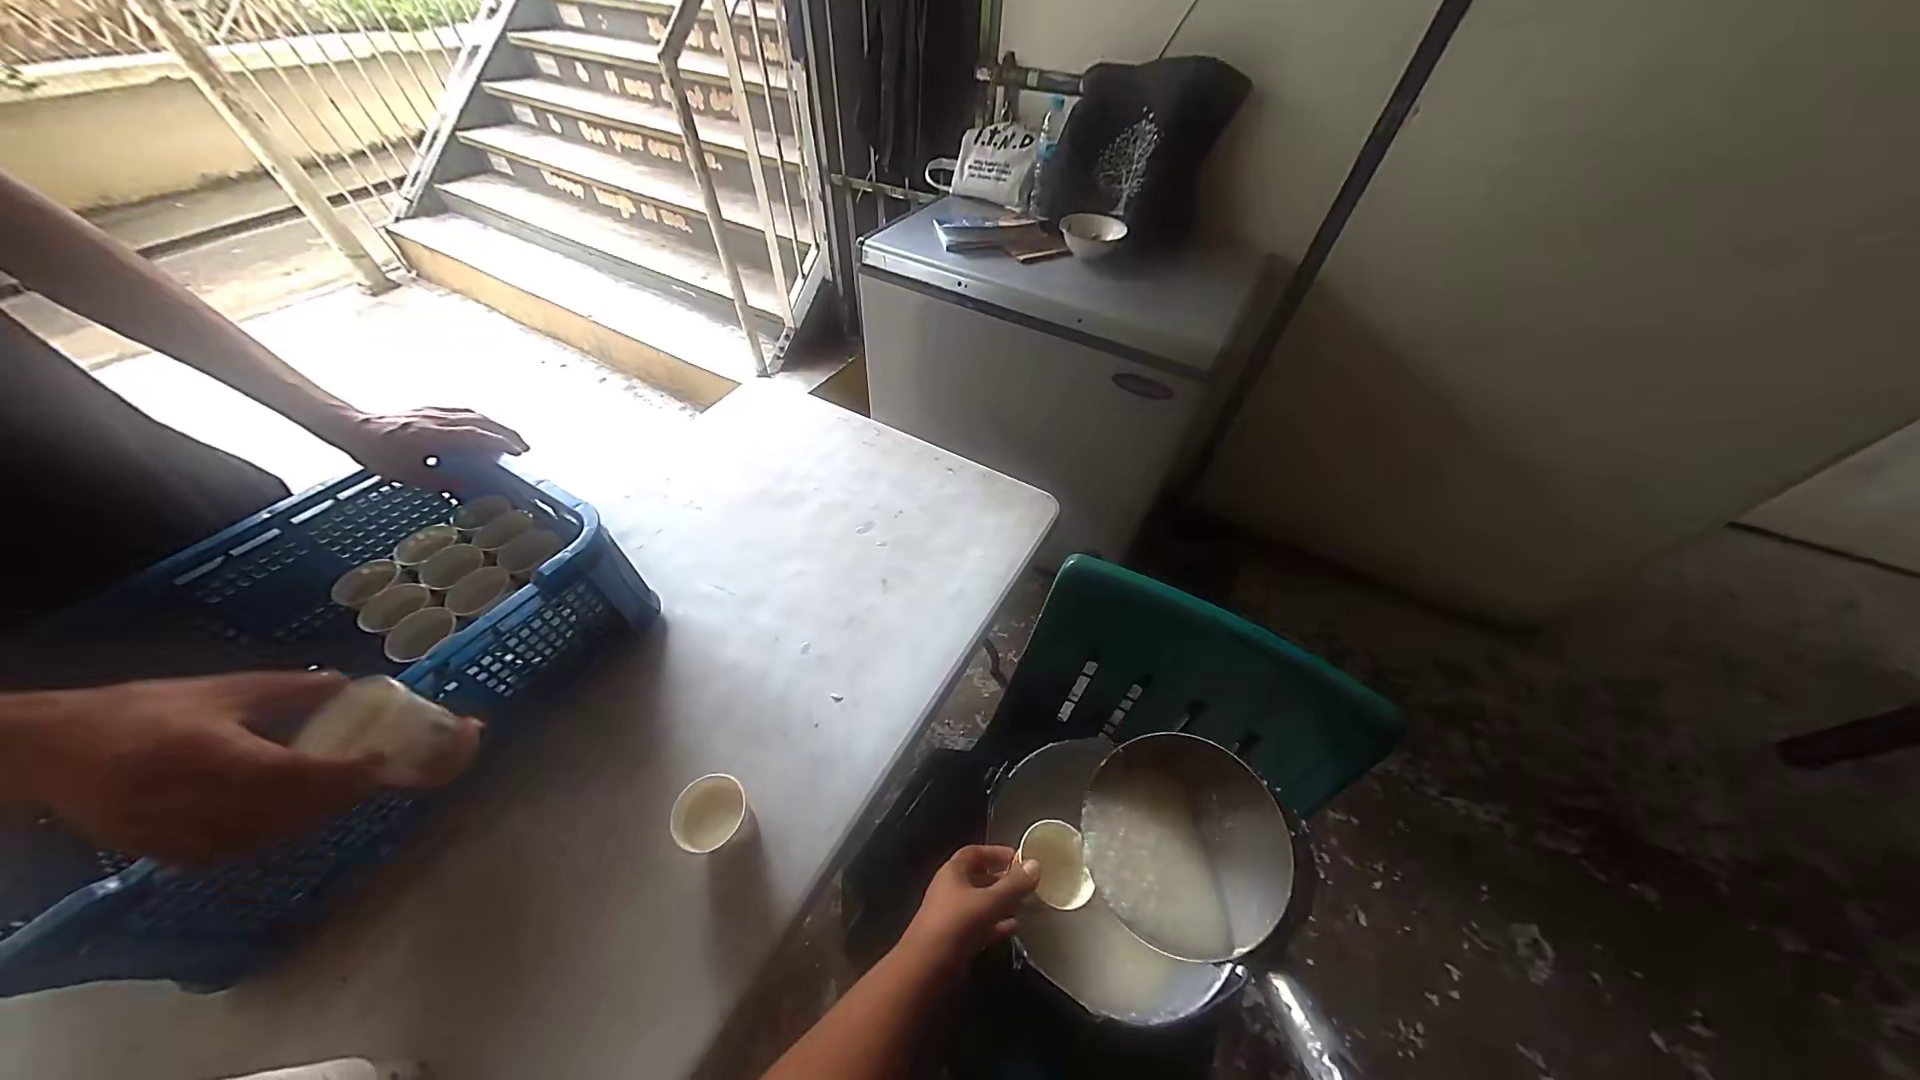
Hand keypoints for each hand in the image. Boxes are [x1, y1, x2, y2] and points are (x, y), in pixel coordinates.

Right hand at [6, 672, 480, 863]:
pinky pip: (250, 845)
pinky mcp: (170, 854)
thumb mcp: (225, 690)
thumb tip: (353, 684)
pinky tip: (313, 803)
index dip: (348, 773)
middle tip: (402, 770)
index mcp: (210, 755)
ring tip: (368, 781)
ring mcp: (180, 835)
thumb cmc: (143, 710)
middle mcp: (196, 802)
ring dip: (330, 808)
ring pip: (280, 831)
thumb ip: (293, 690)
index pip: (294, 774)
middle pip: (298, 807)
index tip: (388, 763)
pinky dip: (291, 825)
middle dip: (355, 789)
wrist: (43, 752)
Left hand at [328, 407, 528, 489]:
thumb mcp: (410, 474)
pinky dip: (479, 420)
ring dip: (496, 425)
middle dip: (506, 434)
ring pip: (474, 415)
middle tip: (523, 447)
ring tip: (509, 437)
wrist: (348, 427)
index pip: (477, 435)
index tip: (519, 453)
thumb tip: (470, 488)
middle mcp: (437, 419)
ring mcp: (433, 411)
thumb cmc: (376, 453)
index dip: (501, 443)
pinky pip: (462, 412)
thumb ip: (444, 480)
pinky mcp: (428, 409)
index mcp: (434, 435)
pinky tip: (483, 427)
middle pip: (482, 422)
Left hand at [900, 845, 1039, 968]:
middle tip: (1026, 883)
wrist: (926, 970)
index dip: (995, 852)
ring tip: (1025, 904)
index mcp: (952, 872)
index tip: (1018, 858)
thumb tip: (1036, 864)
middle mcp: (950, 890)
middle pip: (978, 878)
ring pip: (980, 903)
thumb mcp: (989, 902)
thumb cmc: (956, 924)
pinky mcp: (955, 940)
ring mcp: (951, 916)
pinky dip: (996, 924)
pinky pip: (980, 925)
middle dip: (1002, 879)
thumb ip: (1013, 885)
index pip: (974, 853)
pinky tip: (1014, 927)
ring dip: (1001, 903)